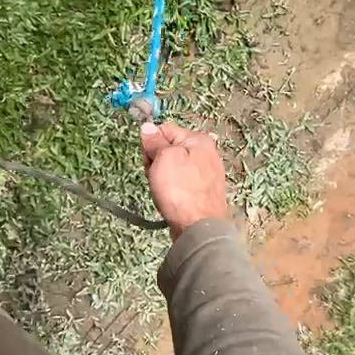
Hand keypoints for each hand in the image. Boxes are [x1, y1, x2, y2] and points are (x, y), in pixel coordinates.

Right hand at [140, 121, 229, 237]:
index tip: (149, 159)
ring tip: (162, 189)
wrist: (199, 227)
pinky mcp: (204, 190)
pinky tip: (171, 197)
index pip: (164, 130)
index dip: (151, 144)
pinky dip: (173, 187)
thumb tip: (147, 126)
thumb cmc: (180, 190)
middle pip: (170, 148)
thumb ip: (155, 141)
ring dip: (162, 175)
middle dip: (156, 160)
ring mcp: (207, 173)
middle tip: (156, 175)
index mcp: (199, 140)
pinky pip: (182, 181)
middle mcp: (207, 153)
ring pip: (174, 166)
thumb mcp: (163, 159)